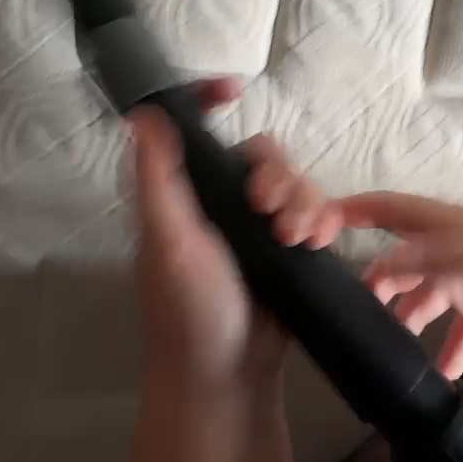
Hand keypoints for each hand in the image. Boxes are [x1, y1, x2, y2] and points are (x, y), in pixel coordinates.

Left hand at [130, 79, 335, 397]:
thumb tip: (141, 114)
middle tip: (269, 209)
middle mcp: (221, 202)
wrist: (230, 373)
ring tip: (298, 237)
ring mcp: (257, 226)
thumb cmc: (188, 309)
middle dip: (276, 174)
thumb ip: (158, 178)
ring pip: (293, 180)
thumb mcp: (168, 241)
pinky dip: (321, 218)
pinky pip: (315, 210)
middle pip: (260, 154)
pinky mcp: (289, 246)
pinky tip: (320, 240)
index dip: (206, 99)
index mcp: (184, 195)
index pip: (192, 131)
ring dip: (302, 200)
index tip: (235, 88)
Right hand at [268, 190, 462, 378]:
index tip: (309, 227)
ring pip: (429, 293)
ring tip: (383, 351)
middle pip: (402, 256)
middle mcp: (455, 243)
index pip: (388, 209)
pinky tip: (442, 376)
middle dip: (374, 280)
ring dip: (408, 317)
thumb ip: (434, 261)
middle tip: (347, 317)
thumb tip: (379, 267)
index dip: (349, 211)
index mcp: (448, 224)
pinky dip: (450, 345)